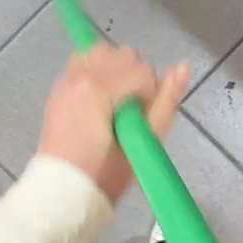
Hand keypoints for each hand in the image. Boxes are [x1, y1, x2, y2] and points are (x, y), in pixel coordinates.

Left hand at [37, 44, 191, 203]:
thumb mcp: (145, 140)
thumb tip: (183, 66)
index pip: (143, 71)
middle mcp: (81, 75)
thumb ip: (166, 101)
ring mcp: (67, 78)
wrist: (63, 190)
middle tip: (131, 110)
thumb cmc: (107, 172)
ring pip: (103, 52)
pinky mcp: (59, 86)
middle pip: (125, 55)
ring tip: (116, 101)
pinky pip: (83, 61)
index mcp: (100, 88)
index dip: (151, 93)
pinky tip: (100, 96)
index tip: (143, 118)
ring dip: (116, 70)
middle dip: (135, 76)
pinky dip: (96, 70)